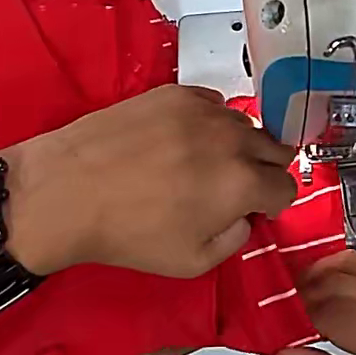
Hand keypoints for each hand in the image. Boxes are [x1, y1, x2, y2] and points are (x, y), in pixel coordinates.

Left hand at [0, 85, 297, 276]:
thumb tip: (243, 215)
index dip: (274, 202)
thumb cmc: (129, 233)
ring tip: (202, 160)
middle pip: (276, 148)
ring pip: (244, 124)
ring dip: (237, 143)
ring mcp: (205, 110)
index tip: (256, 207)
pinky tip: (183, 138)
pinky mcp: (176, 92)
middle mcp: (233, 139)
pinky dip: (210, 120)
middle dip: (264, 168)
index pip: (287, 186)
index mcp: (244, 183)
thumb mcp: (193, 261)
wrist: (67, 191)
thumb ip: (236, 238)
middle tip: (234, 184)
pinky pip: (213, 103)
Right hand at [272, 252, 355, 354]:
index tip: (266, 326)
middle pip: (337, 279)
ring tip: (294, 303)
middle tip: (272, 314)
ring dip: (321, 278)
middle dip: (301, 292)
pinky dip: (343, 278)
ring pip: (354, 265)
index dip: (293, 315)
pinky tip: (327, 299)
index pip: (328, 309)